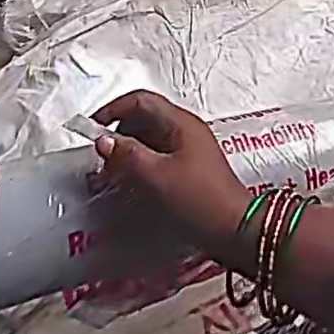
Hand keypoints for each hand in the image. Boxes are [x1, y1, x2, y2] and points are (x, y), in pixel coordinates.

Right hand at [92, 91, 249, 252]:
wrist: (239, 233)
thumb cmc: (200, 200)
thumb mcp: (158, 177)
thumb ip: (128, 155)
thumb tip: (102, 140)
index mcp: (180, 122)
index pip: (141, 101)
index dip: (114, 109)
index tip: (93, 127)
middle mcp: (185, 129)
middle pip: (144, 117)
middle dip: (119, 131)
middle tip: (102, 155)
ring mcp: (189, 148)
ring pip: (150, 137)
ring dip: (128, 149)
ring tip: (112, 171)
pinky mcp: (190, 167)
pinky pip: (158, 154)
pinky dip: (141, 162)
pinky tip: (131, 180)